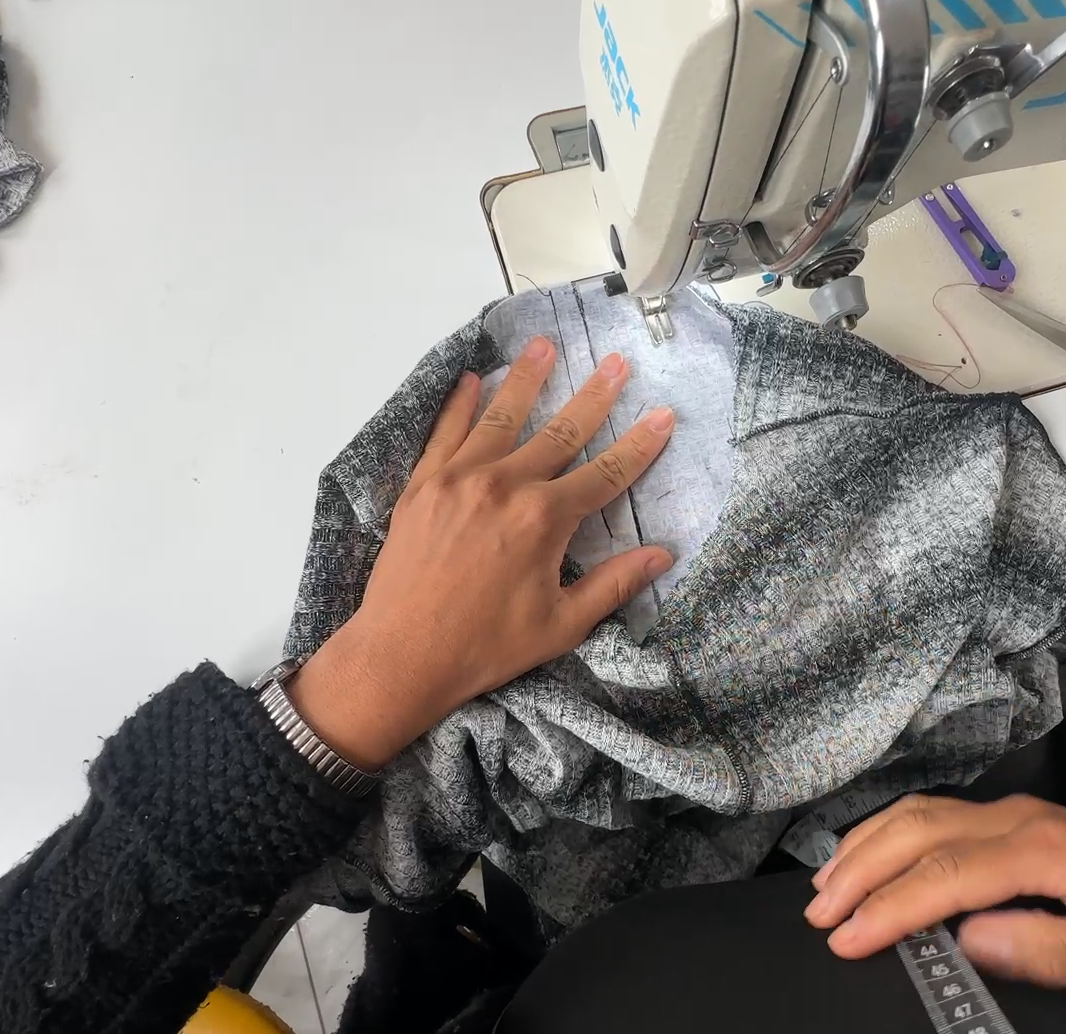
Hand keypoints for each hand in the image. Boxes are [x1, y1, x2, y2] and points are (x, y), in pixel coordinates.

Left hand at [289, 336, 674, 769]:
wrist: (401, 656)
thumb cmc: (487, 646)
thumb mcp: (562, 624)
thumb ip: (614, 584)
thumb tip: (664, 555)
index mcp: (545, 520)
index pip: (605, 474)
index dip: (639, 446)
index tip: (663, 417)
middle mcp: (505, 485)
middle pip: (560, 433)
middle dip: (594, 396)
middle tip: (616, 362)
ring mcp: (459, 478)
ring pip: (501, 418)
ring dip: (527, 380)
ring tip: (543, 345)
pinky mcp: (423, 484)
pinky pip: (445, 432)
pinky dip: (459, 404)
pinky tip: (471, 379)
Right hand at [805, 794, 1065, 1033]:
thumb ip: (1052, 952)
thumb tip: (967, 940)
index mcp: (1045, 850)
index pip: (945, 876)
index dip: (889, 907)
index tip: (846, 940)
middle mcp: (1016, 817)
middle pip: (917, 832)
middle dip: (861, 871)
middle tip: (818, 913)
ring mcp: (1011, 810)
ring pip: (918, 814)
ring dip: (866, 845)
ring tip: (825, 883)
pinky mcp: (1010, 816)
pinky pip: (933, 814)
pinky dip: (889, 832)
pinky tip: (871, 853)